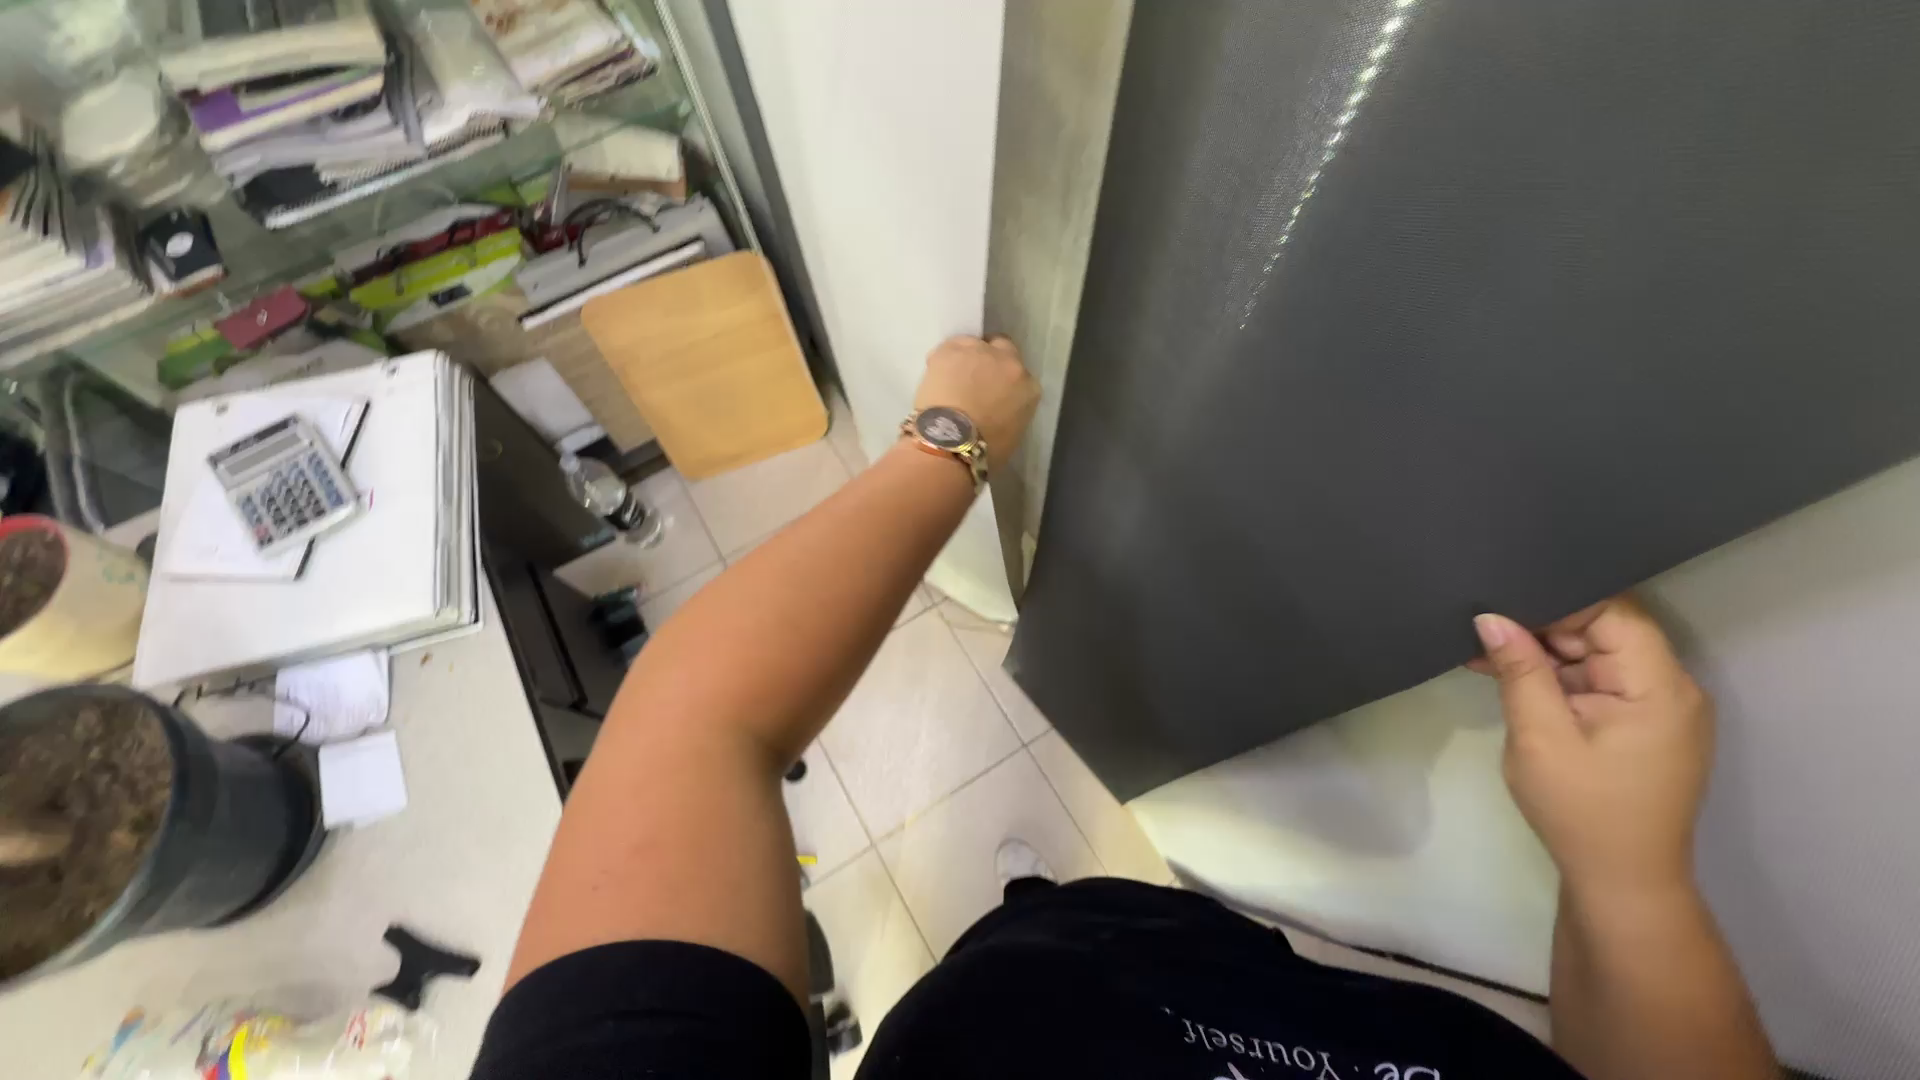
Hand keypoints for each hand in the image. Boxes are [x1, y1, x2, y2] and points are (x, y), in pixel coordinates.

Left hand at [911, 334, 1039, 471]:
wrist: (951, 445)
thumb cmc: (985, 452)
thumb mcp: (1012, 431)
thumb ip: (1010, 409)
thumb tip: (997, 406)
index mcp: (1029, 388)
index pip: (1019, 375)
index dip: (1003, 380)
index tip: (991, 391)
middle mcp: (1009, 362)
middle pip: (1001, 347)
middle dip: (989, 359)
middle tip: (973, 378)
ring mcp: (980, 352)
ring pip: (973, 344)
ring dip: (965, 358)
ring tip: (951, 380)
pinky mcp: (951, 349)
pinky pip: (949, 347)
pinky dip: (943, 360)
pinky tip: (937, 378)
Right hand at [1470, 597, 1713, 903]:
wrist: (1619, 879)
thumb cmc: (1581, 808)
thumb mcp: (1539, 734)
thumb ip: (1519, 669)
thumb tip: (1491, 617)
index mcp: (1658, 687)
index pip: (1613, 613)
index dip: (1557, 603)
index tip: (1501, 608)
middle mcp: (1669, 688)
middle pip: (1604, 631)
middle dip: (1542, 627)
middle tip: (1480, 630)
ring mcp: (1656, 707)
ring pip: (1594, 654)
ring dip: (1542, 654)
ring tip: (1482, 654)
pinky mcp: (1638, 723)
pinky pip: (1594, 681)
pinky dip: (1553, 677)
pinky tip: (1507, 677)